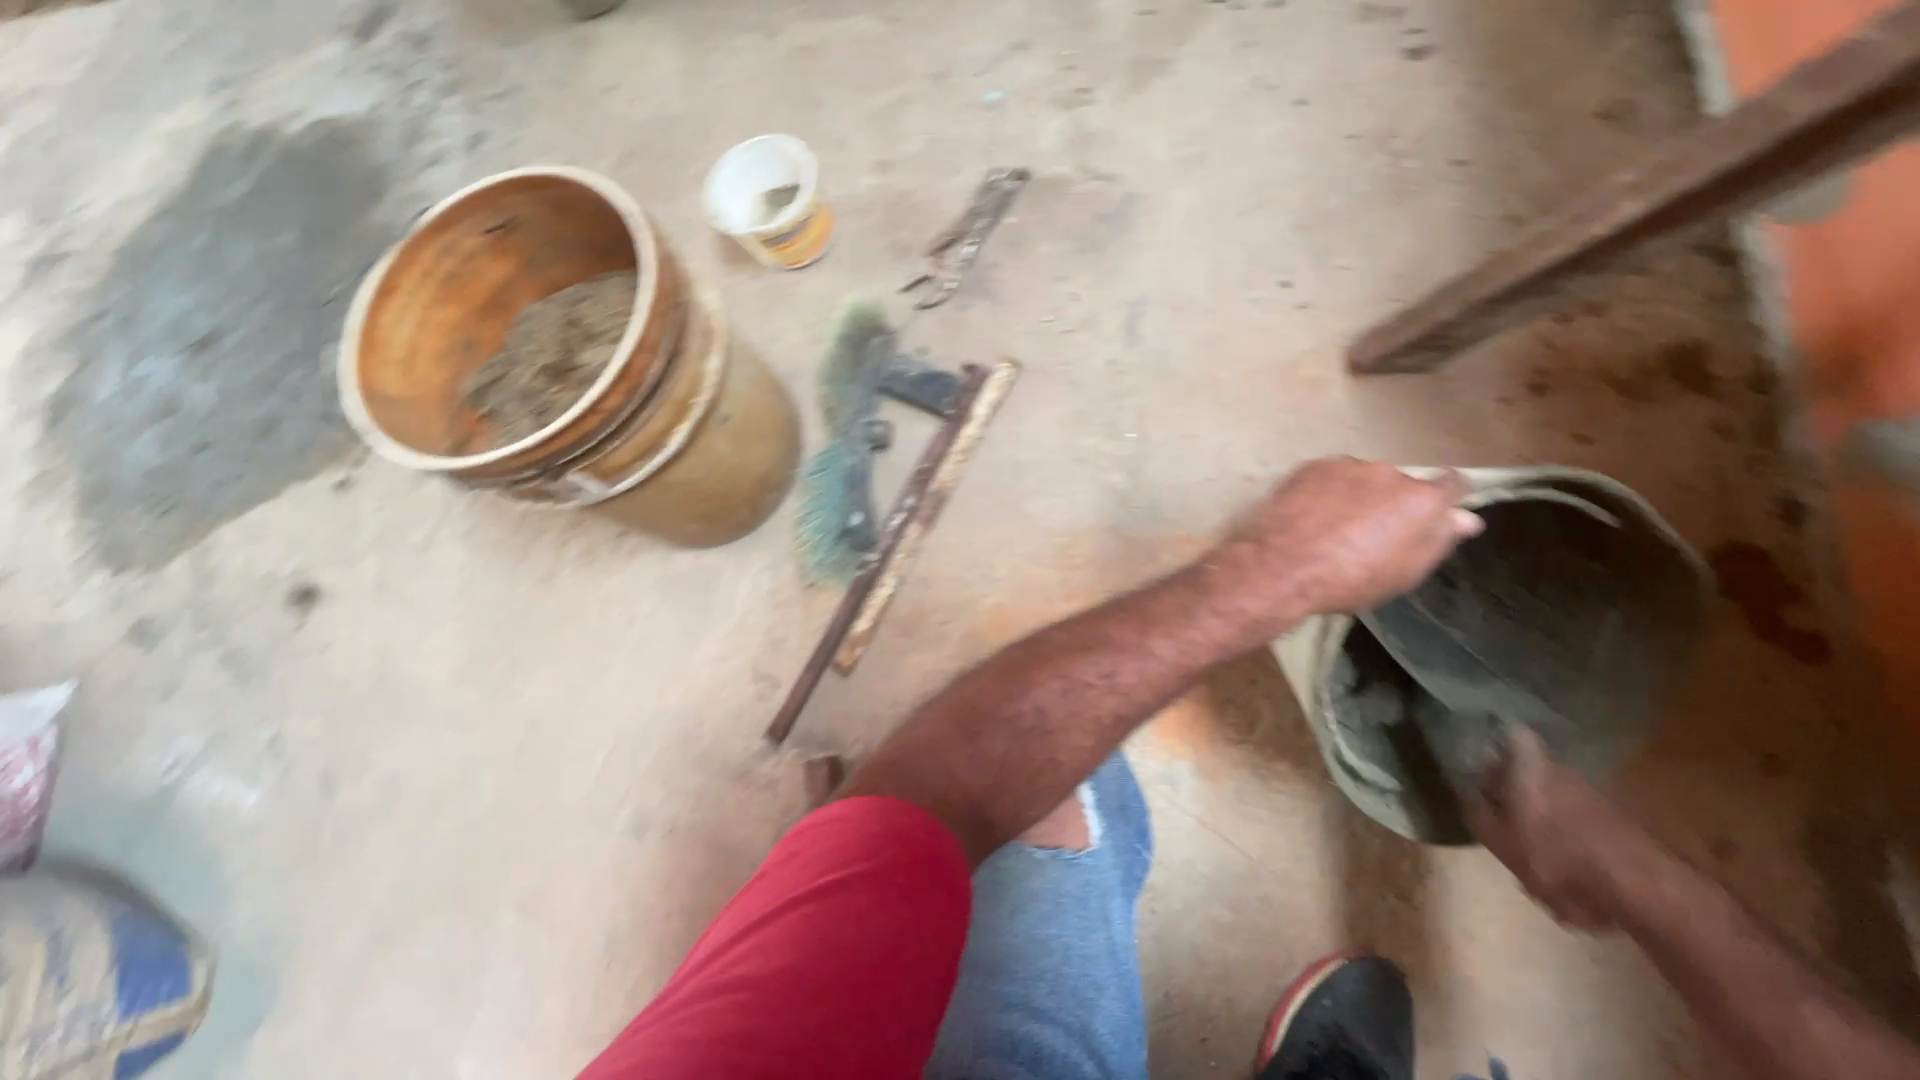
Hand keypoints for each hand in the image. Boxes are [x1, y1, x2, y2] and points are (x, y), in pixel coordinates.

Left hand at [1220, 457, 1481, 618]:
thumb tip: (1466, 519)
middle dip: (1392, 503)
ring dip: (1357, 496)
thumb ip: (1438, 540)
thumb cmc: (1349, 580)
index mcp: (1421, 499)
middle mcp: (1389, 473)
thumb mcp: (1404, 573)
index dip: (1448, 497)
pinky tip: (1311, 516)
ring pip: (1363, 479)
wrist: (1280, 566)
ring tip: (1333, 528)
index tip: (1438, 510)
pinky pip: (1330, 477)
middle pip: (1401, 485)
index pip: (1453, 483)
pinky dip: (1326, 492)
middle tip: (1370, 534)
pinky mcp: (1312, 466)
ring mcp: (1348, 466)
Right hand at [1467, 728, 1642, 930]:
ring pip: (1558, 795)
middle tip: (1503, 816)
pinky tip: (1567, 867)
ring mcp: (1597, 795)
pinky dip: (1570, 835)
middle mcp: (1565, 772)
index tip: (1485, 762)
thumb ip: (1479, 816)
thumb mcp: (1501, 843)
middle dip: (1518, 788)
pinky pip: (1582, 819)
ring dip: (1544, 815)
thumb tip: (1468, 797)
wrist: (1640, 888)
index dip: (1499, 744)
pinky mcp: (1620, 821)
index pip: (1515, 736)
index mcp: (1531, 768)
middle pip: (1534, 769)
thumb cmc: (1556, 858)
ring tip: (1534, 850)